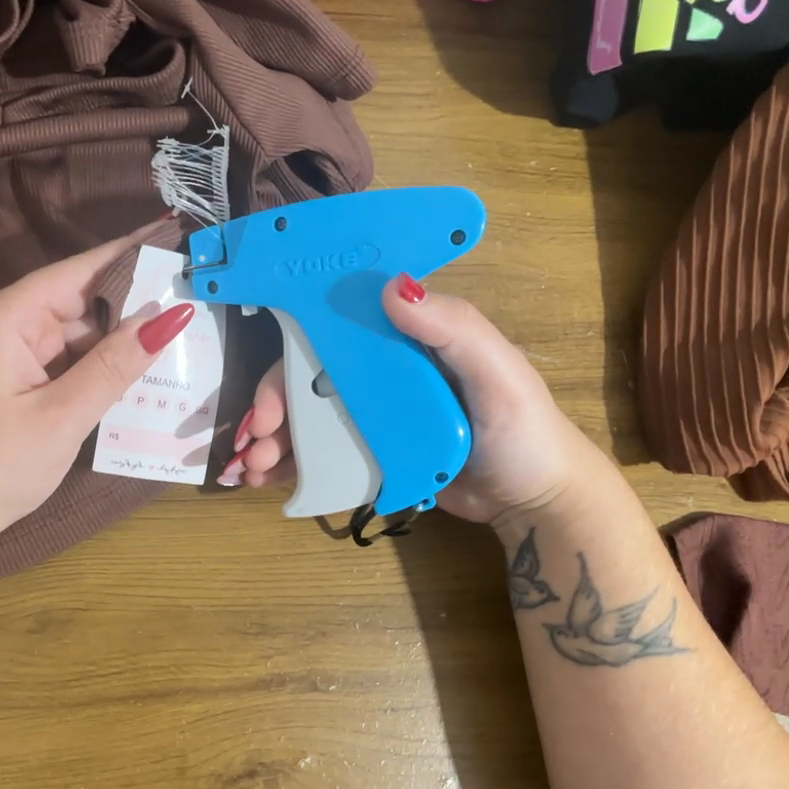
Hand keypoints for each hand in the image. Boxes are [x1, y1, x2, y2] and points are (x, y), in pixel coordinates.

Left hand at [0, 233, 195, 547]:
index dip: (131, 255)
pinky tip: (141, 373)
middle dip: (133, 305)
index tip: (180, 242)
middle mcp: (6, 324)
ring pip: (77, 334)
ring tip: (183, 338)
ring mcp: (9, 353)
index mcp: (7, 317)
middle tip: (196, 302)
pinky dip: (100, 368)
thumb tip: (169, 317)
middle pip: (80, 301)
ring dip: (120, 342)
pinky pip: (66, 361)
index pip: (79, 270)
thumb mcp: (62, 417)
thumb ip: (114, 366)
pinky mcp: (15, 380)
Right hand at [227, 273, 599, 526]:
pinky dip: (291, 466)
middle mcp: (383, 373)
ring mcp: (375, 417)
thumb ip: (454, 329)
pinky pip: (323, 454)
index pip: (336, 331)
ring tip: (253, 472)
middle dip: (272, 409)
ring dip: (273, 441)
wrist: (534, 503)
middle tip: (255, 444)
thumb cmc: (524, 432)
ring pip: (309, 419)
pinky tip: (266, 481)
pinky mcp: (374, 455)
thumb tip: (391, 286)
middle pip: (309, 379)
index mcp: (406, 342)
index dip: (292, 355)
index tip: (270, 397)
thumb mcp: (499, 374)